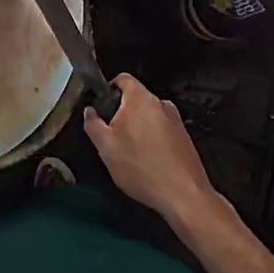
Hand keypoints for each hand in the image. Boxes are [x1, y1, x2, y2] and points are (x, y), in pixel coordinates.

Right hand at [84, 73, 219, 222]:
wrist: (183, 193)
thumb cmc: (141, 168)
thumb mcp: (106, 148)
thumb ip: (93, 125)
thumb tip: (89, 111)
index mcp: (140, 98)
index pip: (123, 78)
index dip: (108, 88)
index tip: (101, 105)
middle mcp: (161, 102)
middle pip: (135, 99)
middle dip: (122, 114)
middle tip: (112, 138)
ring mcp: (175, 119)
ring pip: (148, 116)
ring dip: (137, 129)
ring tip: (129, 154)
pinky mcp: (184, 136)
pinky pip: (161, 129)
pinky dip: (152, 139)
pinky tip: (147, 162)